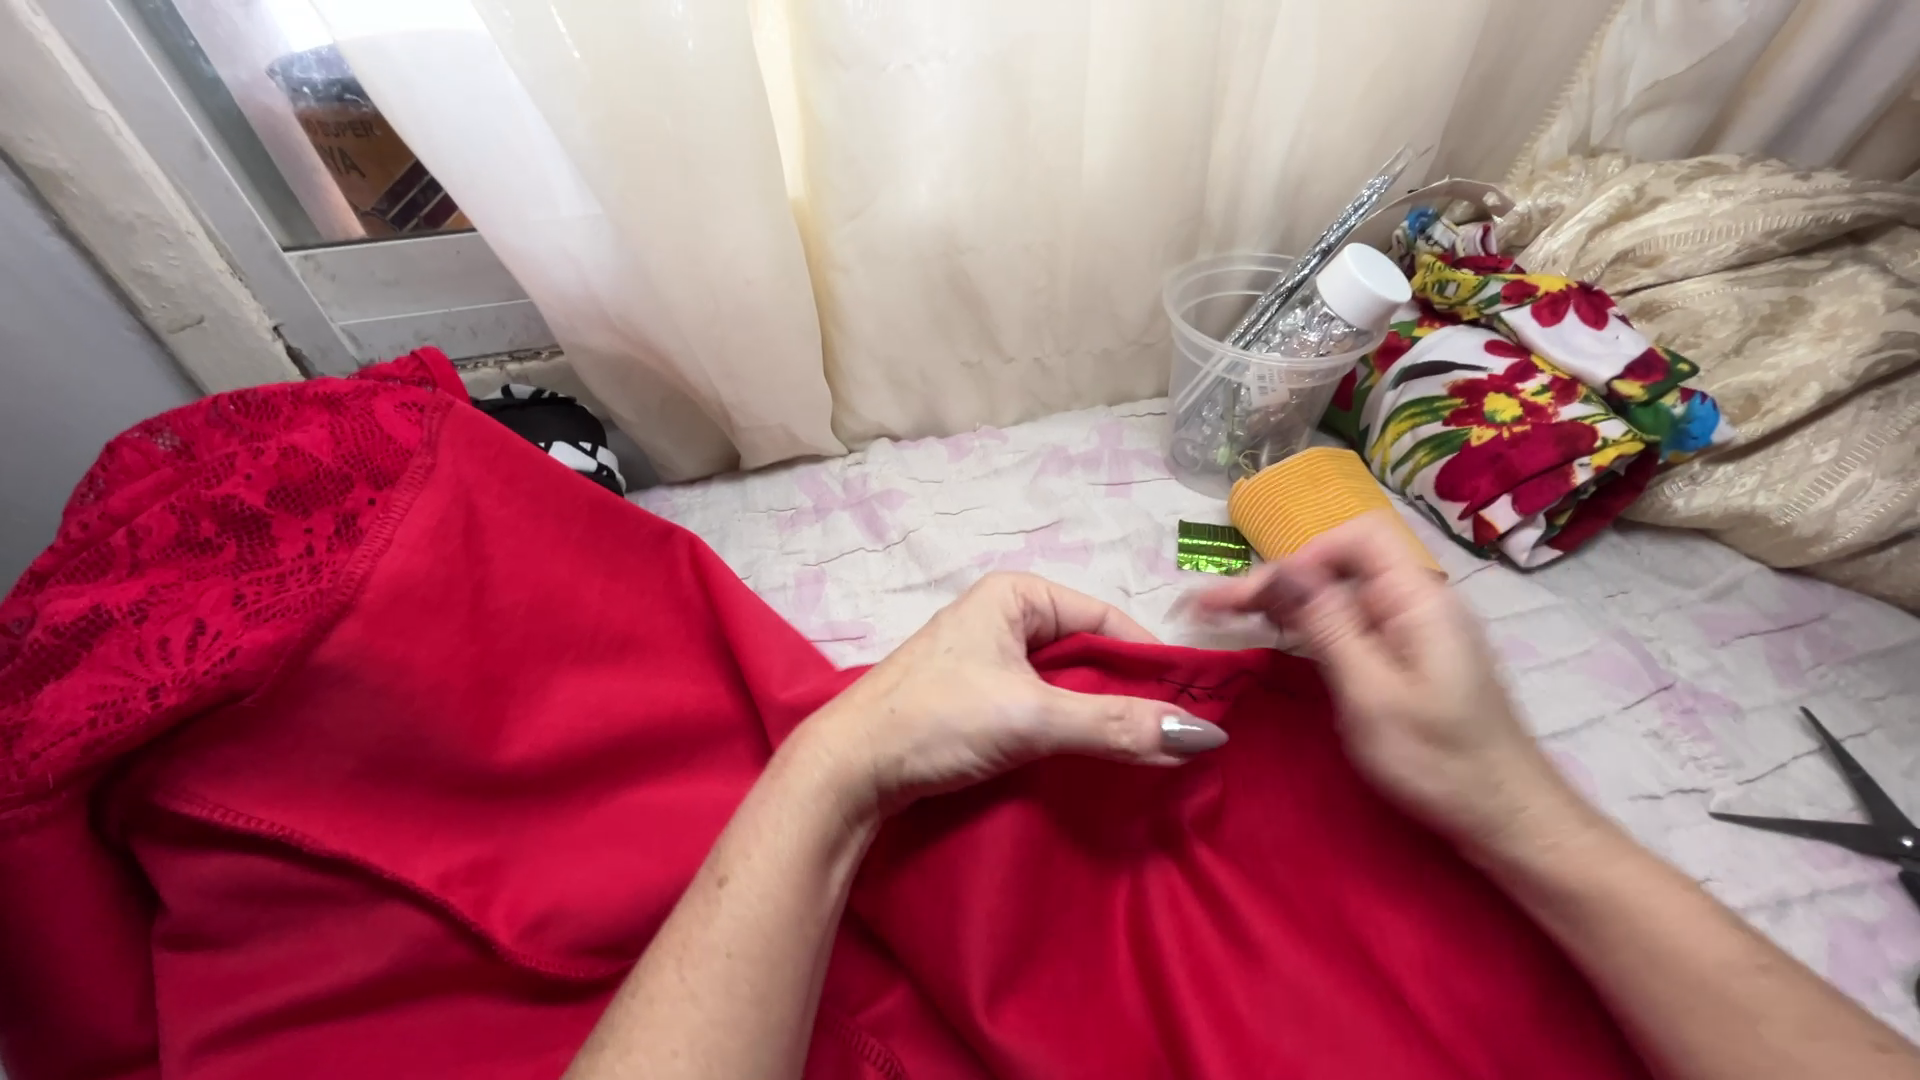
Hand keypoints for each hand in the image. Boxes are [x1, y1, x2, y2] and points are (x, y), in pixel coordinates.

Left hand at [797, 572, 1227, 819]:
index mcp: (1015, 594)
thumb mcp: (1033, 717)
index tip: (1191, 705)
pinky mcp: (976, 694)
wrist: (850, 768)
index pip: (1105, 619)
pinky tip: (1089, 753)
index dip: (1149, 660)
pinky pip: (1040, 701)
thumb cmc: (939, 720)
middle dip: (1124, 690)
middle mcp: (1003, 615)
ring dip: (1097, 711)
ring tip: (1140, 748)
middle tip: (1171, 734)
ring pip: (1064, 679)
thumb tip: (1204, 734)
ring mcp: (986, 655)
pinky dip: (1067, 724)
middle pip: (1086, 649)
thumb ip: (1116, 725)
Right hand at [1185, 512, 1586, 851]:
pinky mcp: (1404, 655)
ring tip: (1226, 616)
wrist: (1505, 818)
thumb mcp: (1371, 693)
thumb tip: (1281, 570)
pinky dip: (1305, 623)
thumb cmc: (1439, 761)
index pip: (1357, 538)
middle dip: (1275, 579)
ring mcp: (1411, 629)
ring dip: (1282, 600)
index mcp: (1418, 600)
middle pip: (1339, 563)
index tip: (1259, 596)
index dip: (1302, 556)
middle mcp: (1416, 602)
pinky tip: (1274, 635)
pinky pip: (1347, 621)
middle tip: (1213, 607)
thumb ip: (1327, 625)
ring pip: (1337, 592)